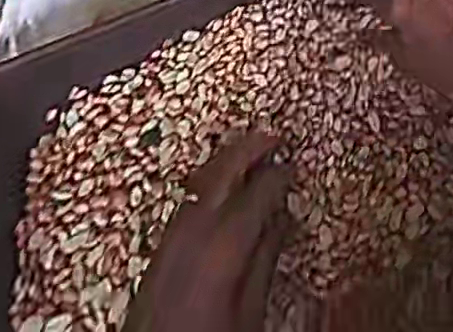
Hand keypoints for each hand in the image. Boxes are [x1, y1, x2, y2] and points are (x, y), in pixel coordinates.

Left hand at [126, 133, 289, 331]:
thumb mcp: (250, 313)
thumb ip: (266, 260)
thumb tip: (281, 220)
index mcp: (224, 243)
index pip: (260, 189)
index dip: (280, 174)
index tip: (294, 166)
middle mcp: (194, 230)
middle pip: (224, 170)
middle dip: (250, 148)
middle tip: (274, 137)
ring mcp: (171, 238)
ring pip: (203, 179)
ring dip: (228, 161)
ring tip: (251, 153)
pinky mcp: (158, 250)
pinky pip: (190, 198)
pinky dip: (211, 182)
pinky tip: (224, 189)